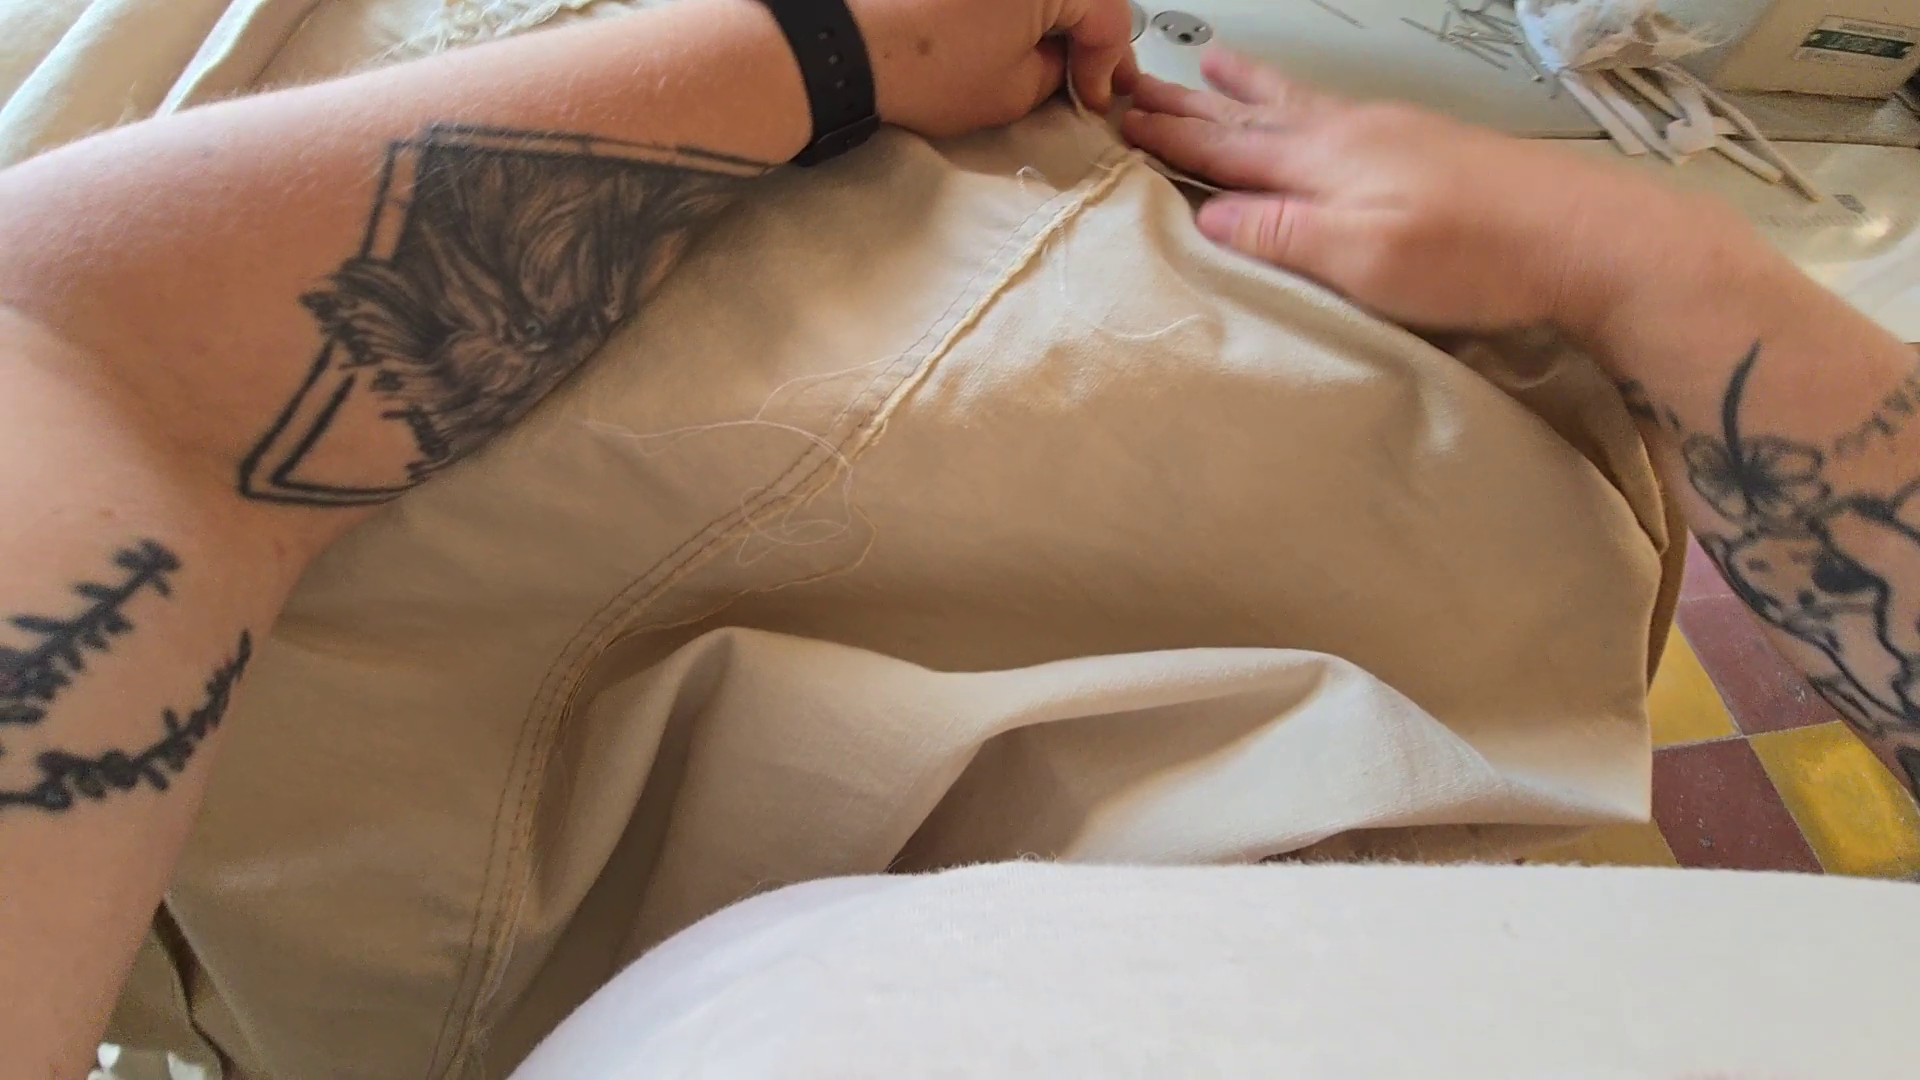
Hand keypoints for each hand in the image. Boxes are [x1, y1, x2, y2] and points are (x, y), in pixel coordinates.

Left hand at [851, 0, 1138, 136]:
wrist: (851, 44)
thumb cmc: (927, 65)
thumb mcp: (1012, 93)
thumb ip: (1054, 76)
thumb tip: (1061, 67)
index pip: (1111, 17)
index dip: (1107, 67)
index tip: (1095, 98)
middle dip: (1087, 36)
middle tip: (1086, 75)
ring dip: (1056, 21)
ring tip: (1051, 57)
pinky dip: (1021, 10)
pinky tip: (1017, 35)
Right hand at [1120, 50, 1752, 337]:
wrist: (1583, 238)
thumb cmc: (1467, 256)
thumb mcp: (1359, 257)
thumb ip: (1280, 231)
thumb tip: (1212, 214)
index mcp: (1324, 160)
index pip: (1228, 146)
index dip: (1173, 136)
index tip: (1124, 123)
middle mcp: (1346, 133)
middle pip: (1250, 113)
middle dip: (1190, 101)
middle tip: (1140, 84)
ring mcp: (1382, 133)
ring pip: (1290, 102)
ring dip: (1242, 85)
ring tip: (1209, 59)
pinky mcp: (1411, 144)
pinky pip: (1326, 110)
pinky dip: (1293, 97)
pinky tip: (1296, 99)